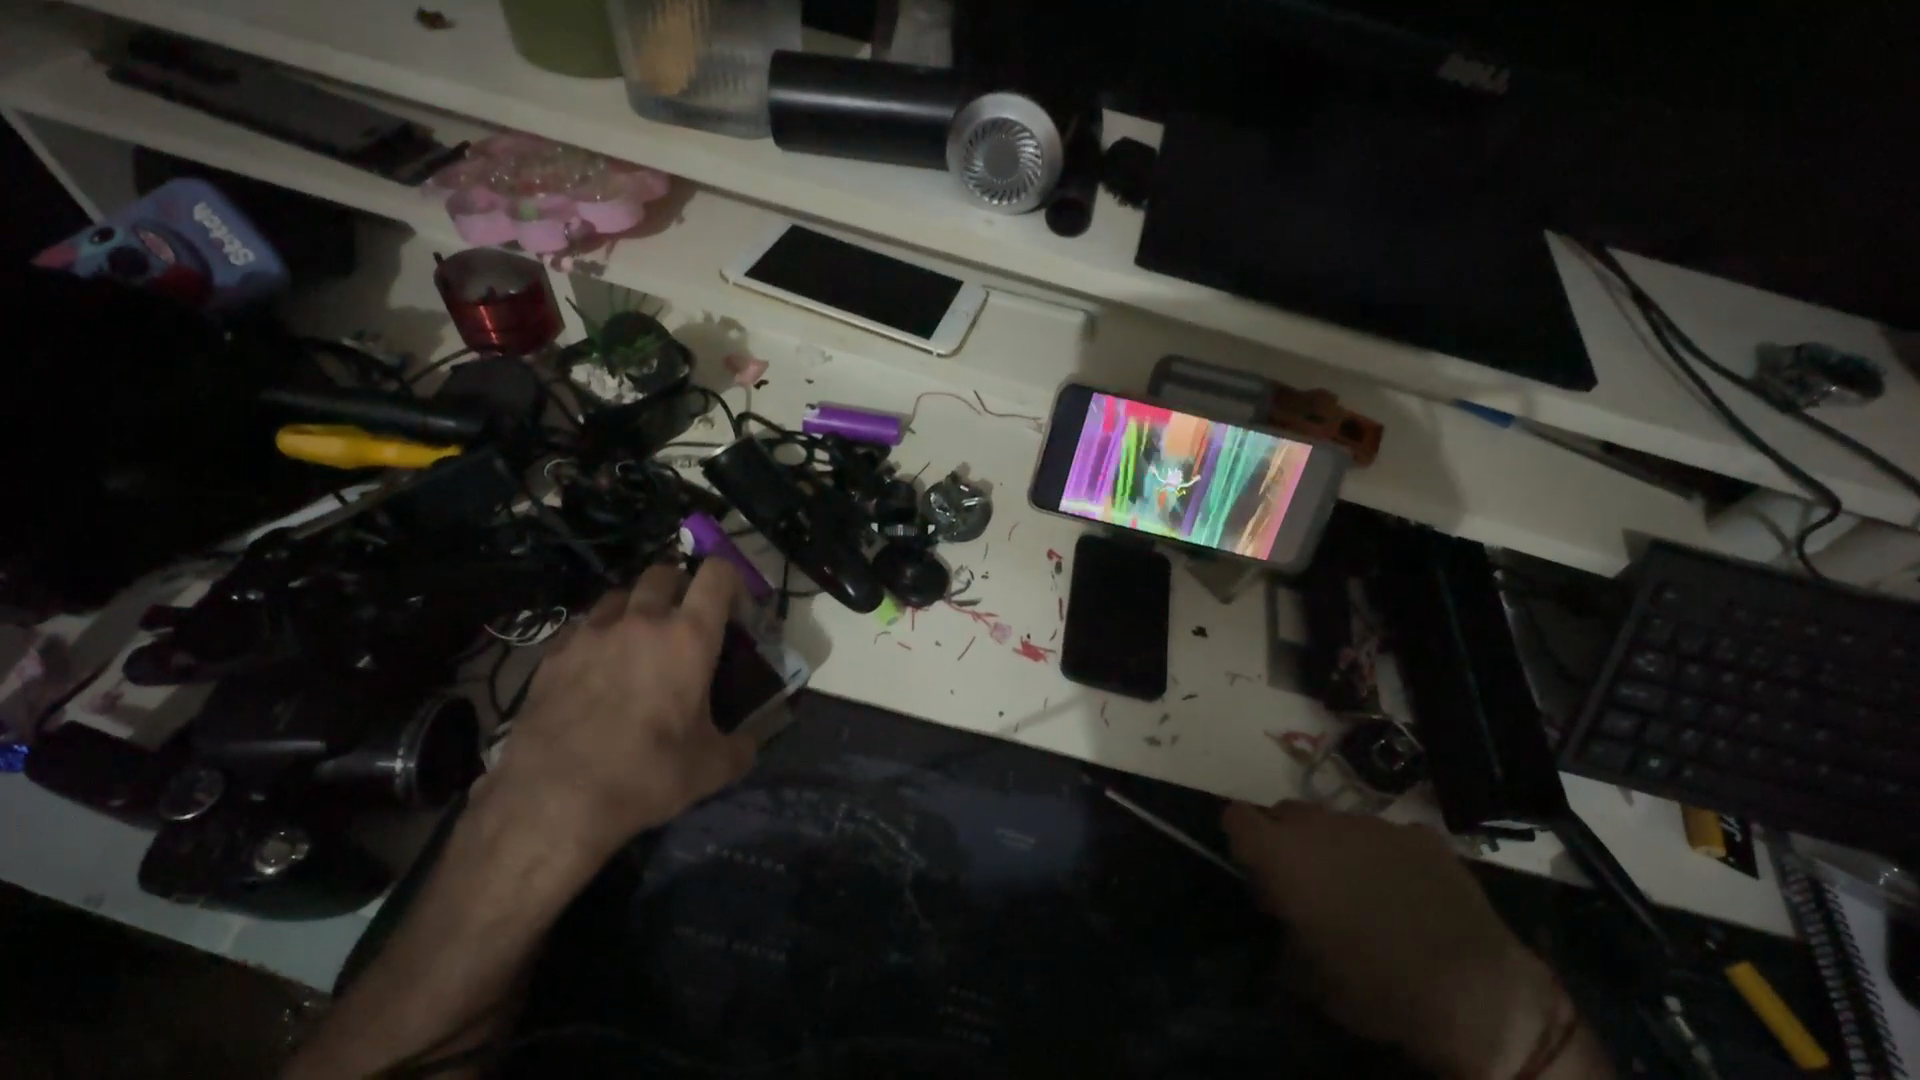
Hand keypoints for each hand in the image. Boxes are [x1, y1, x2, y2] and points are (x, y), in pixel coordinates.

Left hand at [483, 560, 756, 860]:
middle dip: (681, 588)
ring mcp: (591, 634)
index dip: (732, 581)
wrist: (555, 798)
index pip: (717, 575)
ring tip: (639, 642)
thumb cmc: (646, 775)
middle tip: (686, 623)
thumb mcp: (710, 768)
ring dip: (636, 608)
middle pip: (664, 574)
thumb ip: (739, 747)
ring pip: (619, 596)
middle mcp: (641, 621)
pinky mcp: (553, 655)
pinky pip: (582, 627)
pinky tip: (597, 669)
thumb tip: (749, 743)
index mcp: (689, 637)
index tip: (735, 609)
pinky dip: (598, 636)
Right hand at [1223, 801, 1572, 1078]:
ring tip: (1360, 891)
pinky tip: (1407, 893)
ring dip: (1335, 847)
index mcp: (1285, 856)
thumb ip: (1285, 931)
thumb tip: (1286, 916)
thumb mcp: (1308, 978)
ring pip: (1337, 821)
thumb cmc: (1375, 988)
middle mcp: (1324, 827)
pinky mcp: (1423, 836)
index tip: (1255, 872)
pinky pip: (1388, 836)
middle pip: (1286, 813)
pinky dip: (1385, 856)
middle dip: (1286, 841)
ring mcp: (1377, 826)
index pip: (1237, 818)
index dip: (1241, 841)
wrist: (1474, 993)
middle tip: (1305, 886)